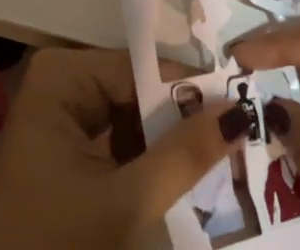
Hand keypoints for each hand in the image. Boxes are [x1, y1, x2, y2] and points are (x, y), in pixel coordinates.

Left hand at [0, 48, 251, 248]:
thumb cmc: (50, 242)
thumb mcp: (126, 202)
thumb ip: (184, 154)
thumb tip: (240, 110)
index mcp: (63, 75)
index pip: (147, 67)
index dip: (196, 88)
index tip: (249, 104)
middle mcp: (61, 83)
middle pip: (142, 90)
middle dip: (186, 117)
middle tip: (247, 131)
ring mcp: (62, 117)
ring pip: (135, 118)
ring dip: (173, 142)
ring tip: (231, 151)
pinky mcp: (65, 152)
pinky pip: (119, 142)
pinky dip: (150, 161)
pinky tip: (191, 173)